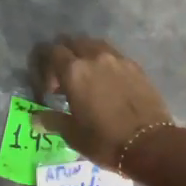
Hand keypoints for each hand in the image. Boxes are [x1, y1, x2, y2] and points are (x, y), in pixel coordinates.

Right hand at [31, 37, 172, 168]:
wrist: (151, 143)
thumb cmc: (106, 140)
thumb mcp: (73, 135)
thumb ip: (52, 121)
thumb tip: (35, 119)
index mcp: (74, 71)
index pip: (51, 51)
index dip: (45, 65)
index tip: (49, 87)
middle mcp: (94, 57)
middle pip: (72, 42)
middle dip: (64, 55)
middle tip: (65, 80)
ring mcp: (117, 59)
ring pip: (94, 44)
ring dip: (85, 54)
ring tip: (87, 78)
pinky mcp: (135, 66)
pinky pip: (113, 54)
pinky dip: (104, 61)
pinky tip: (108, 82)